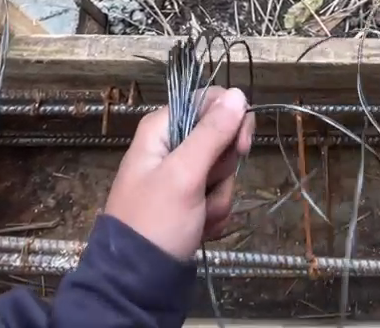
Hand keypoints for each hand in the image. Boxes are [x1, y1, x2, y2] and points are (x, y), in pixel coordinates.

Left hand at [104, 85, 253, 259]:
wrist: (137, 285)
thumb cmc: (155, 223)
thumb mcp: (184, 175)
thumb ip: (212, 133)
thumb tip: (238, 93)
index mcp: (162, 127)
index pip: (210, 101)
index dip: (232, 119)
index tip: (242, 145)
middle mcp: (171, 144)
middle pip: (221, 136)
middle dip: (222, 169)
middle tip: (206, 188)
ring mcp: (181, 173)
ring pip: (223, 169)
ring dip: (217, 197)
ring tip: (197, 217)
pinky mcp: (190, 199)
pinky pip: (217, 193)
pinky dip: (213, 212)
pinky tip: (199, 227)